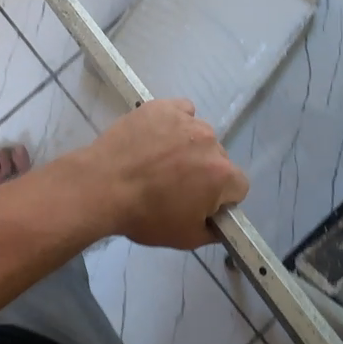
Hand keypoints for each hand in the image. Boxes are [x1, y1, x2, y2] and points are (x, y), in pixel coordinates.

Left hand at [66, 99, 248, 249]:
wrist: (103, 184)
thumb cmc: (145, 215)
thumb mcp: (186, 237)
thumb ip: (213, 229)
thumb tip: (218, 220)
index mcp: (222, 175)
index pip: (238, 186)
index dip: (221, 198)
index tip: (200, 203)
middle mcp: (210, 142)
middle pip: (218, 158)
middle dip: (204, 170)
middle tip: (175, 183)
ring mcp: (186, 120)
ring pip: (199, 135)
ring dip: (189, 145)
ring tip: (160, 159)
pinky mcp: (163, 106)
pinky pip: (182, 111)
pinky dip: (176, 121)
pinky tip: (158, 135)